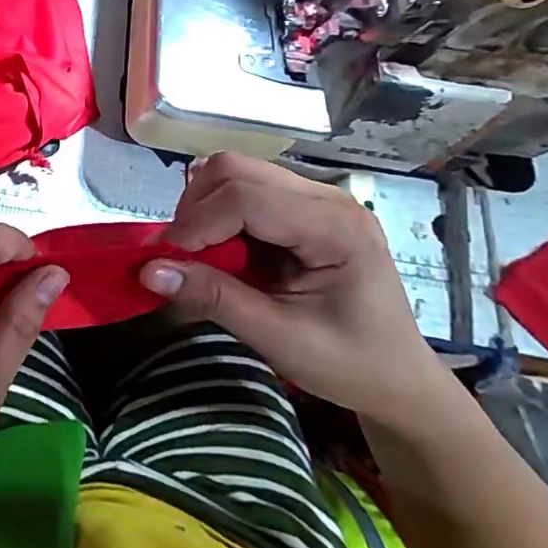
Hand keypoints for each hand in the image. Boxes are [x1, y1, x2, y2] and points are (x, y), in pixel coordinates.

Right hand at [137, 153, 452, 422]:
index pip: (244, 197)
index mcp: (335, 227)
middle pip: (236, 169)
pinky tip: (223, 249)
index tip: (165, 262)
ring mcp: (318, 198)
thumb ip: (215, 298)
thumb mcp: (280, 339)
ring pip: (237, 172)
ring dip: (204, 207)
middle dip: (195, 208)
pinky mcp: (306, 206)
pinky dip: (220, 213)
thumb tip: (148, 272)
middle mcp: (328, 197)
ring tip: (199, 254)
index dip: (195, 223)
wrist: (399, 378)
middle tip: (180, 256)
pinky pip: (247, 189)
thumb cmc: (350, 365)